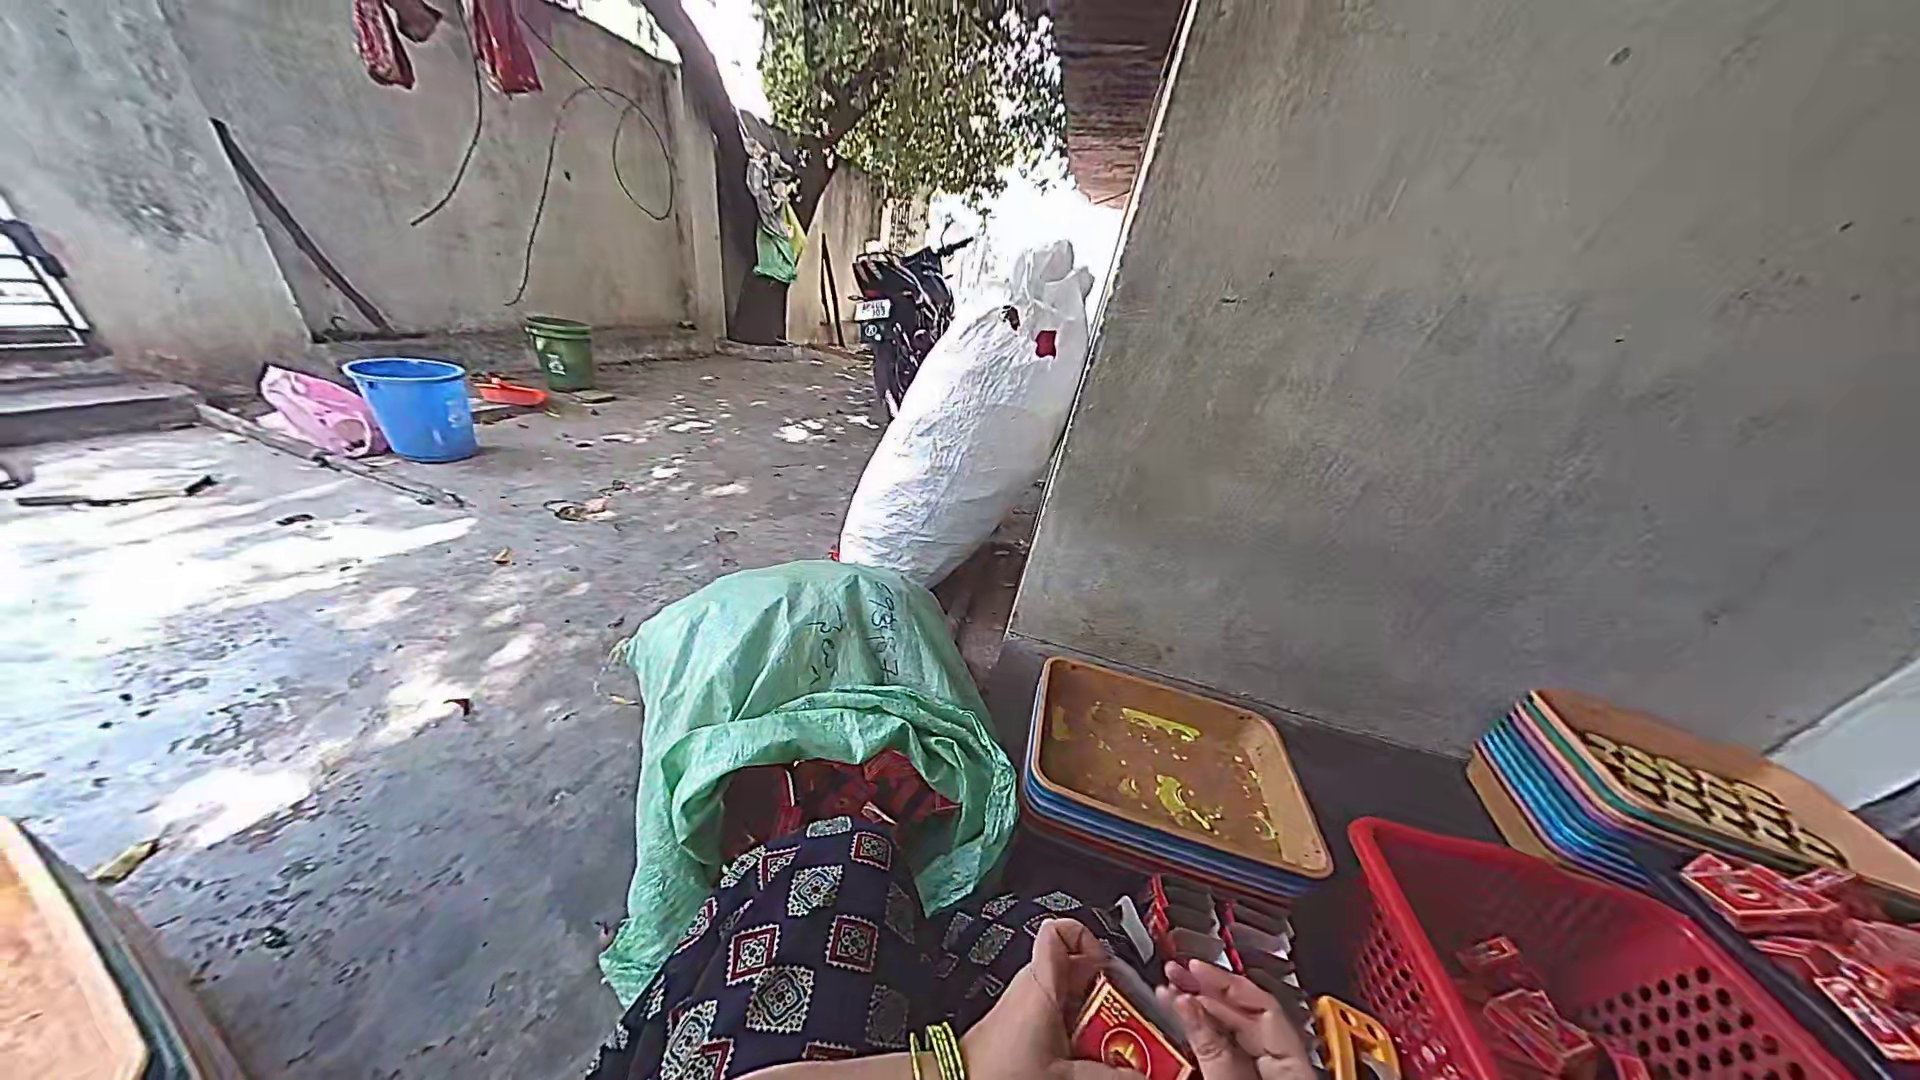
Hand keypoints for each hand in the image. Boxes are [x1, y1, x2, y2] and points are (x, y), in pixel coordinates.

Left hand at [961, 919, 1144, 1079]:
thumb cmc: (1001, 1071)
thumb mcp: (1065, 1077)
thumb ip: (1108, 1075)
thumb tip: (1142, 1077)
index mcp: (1042, 981)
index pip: (1059, 930)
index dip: (1087, 937)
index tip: (1110, 969)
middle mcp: (1034, 985)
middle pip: (1077, 969)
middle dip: (1105, 996)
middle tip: (1125, 1027)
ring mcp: (1029, 1004)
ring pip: (1072, 998)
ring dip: (1094, 1021)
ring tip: (1111, 1052)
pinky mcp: (1025, 1026)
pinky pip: (1060, 1018)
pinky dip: (1078, 1035)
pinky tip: (1087, 1064)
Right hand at [1155, 960, 1313, 1079]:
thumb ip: (1210, 1046)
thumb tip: (1184, 999)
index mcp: (1296, 1066)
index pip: (1262, 1002)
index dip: (1224, 980)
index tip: (1191, 965)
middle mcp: (1290, 1067)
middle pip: (1245, 1013)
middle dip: (1204, 989)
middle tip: (1172, 972)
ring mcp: (1271, 1076)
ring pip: (1234, 1031)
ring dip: (1198, 1008)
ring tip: (1169, 990)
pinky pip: (1230, 1051)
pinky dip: (1205, 1034)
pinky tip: (1183, 1019)